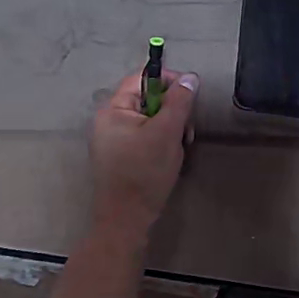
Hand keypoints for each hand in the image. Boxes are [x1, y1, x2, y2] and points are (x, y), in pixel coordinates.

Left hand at [89, 68, 198, 234]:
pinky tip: (171, 157)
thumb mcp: (167, 132)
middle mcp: (109, 120)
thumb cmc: (144, 173)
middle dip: (172, 110)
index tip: (189, 93)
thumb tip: (189, 77)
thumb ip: (179, 101)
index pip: (141, 78)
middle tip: (186, 129)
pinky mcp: (121, 156)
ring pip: (150, 119)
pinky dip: (161, 141)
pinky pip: (145, 136)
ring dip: (170, 127)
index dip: (167, 80)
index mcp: (113, 110)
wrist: (126, 221)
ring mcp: (114, 140)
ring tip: (181, 145)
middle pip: (147, 98)